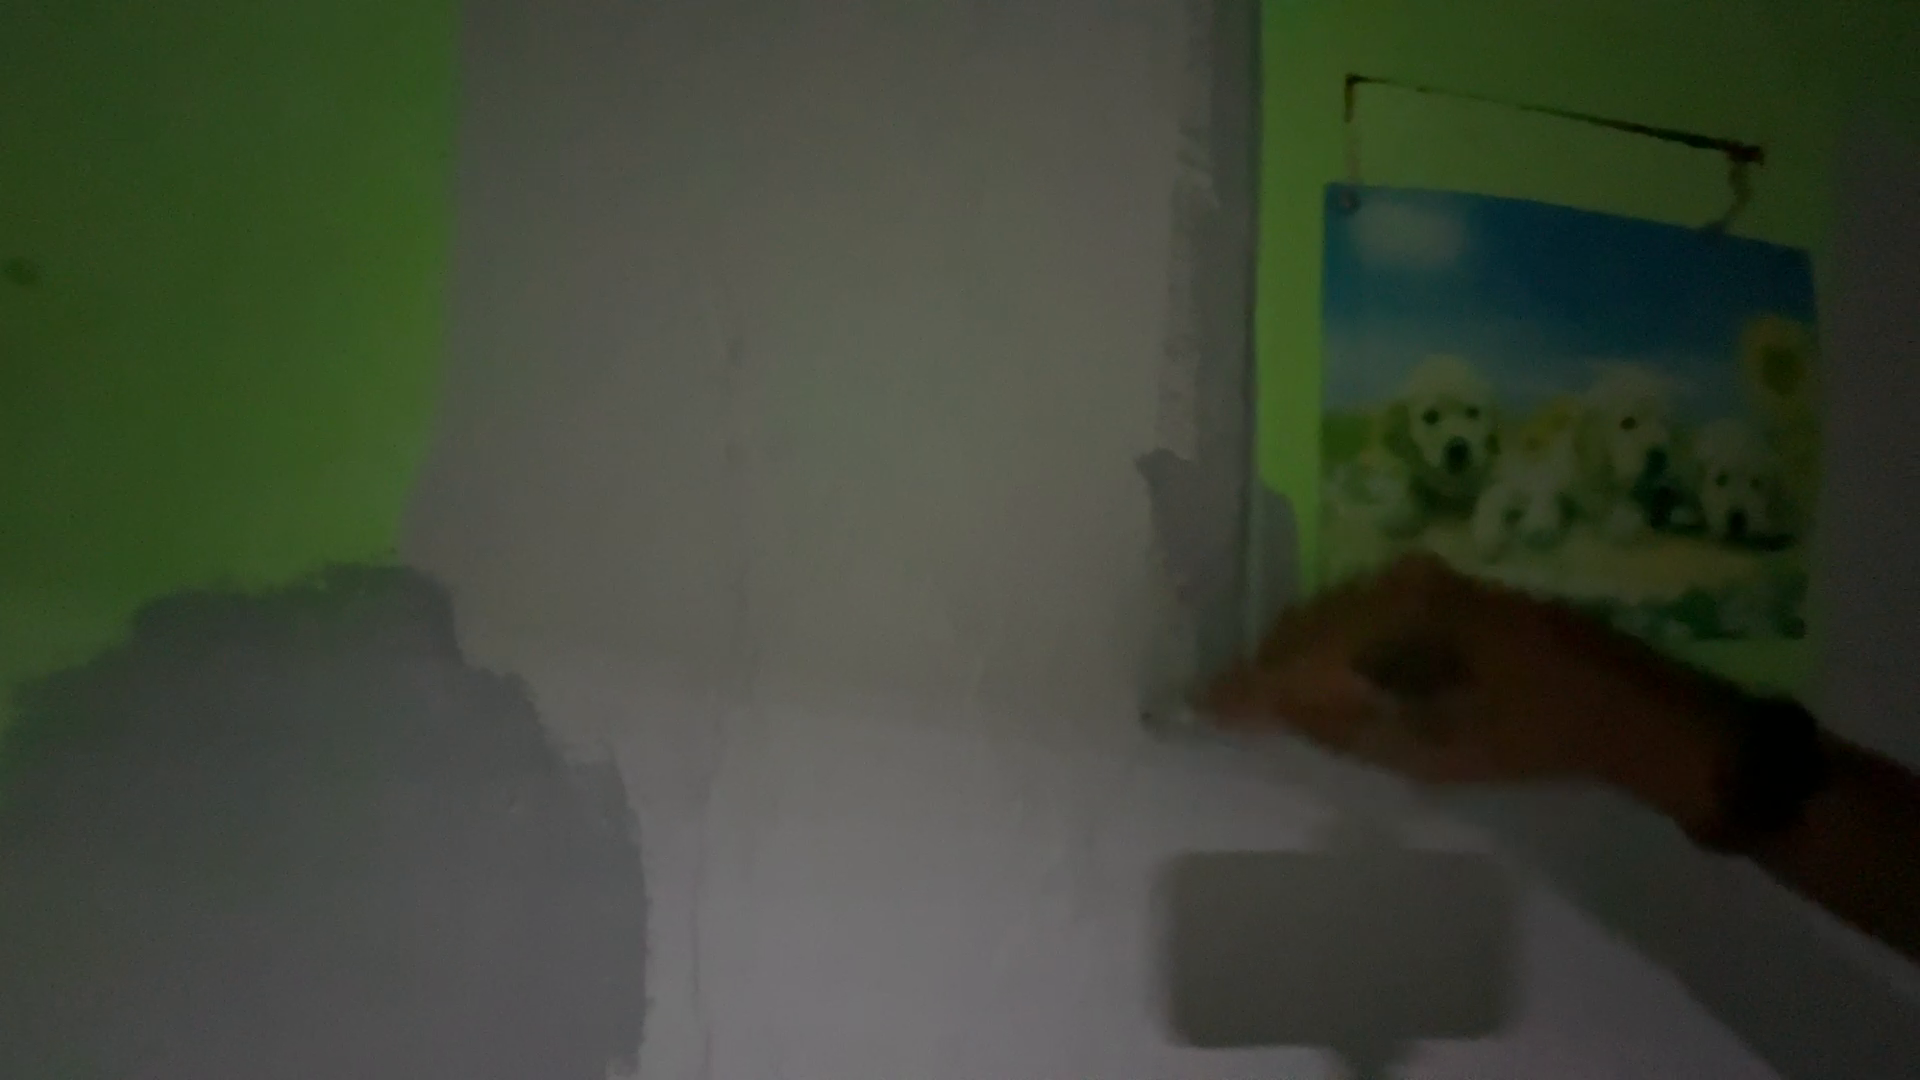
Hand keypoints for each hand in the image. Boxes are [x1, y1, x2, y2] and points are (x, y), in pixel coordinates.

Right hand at [1201, 554, 1728, 815]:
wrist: (1622, 705)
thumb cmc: (1518, 741)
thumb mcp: (1419, 752)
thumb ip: (1330, 723)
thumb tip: (1259, 705)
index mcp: (1385, 633)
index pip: (1286, 660)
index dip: (1239, 686)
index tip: (1198, 704)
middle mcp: (1386, 589)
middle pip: (1294, 629)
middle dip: (1266, 667)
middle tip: (1246, 704)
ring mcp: (1407, 578)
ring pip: (1320, 612)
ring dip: (1297, 650)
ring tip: (1292, 691)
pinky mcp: (1425, 577)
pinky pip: (1350, 603)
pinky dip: (1332, 636)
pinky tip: (1338, 666)